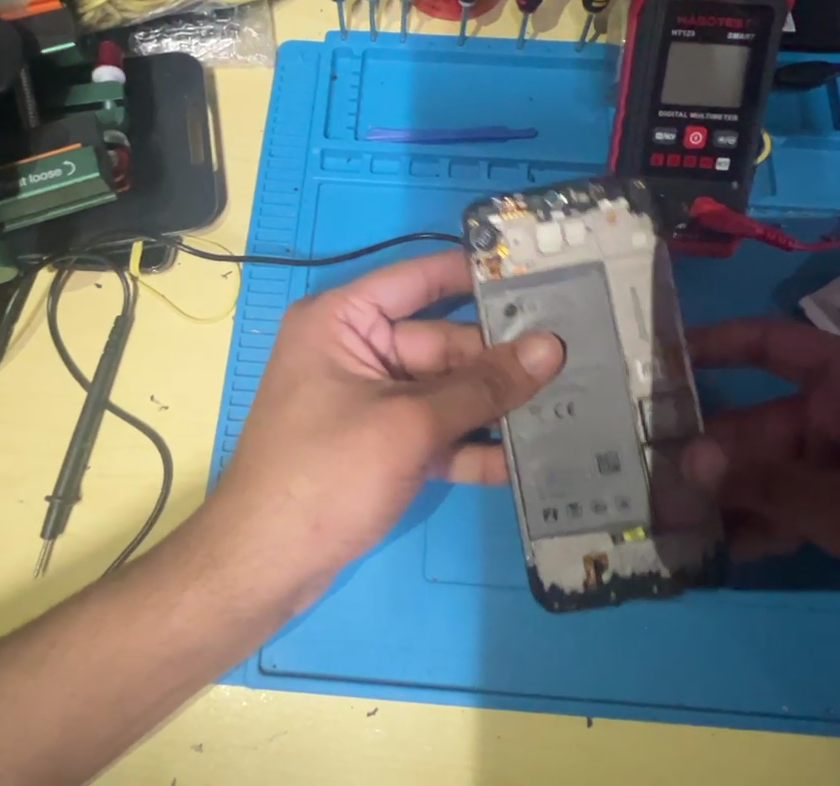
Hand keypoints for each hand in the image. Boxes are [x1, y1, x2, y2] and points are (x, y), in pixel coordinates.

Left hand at [211, 252, 563, 604]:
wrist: (264, 566)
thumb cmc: (326, 473)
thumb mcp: (409, 424)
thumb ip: (482, 387)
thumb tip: (550, 349)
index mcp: (342, 320)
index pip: (418, 280)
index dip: (473, 276)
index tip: (534, 273)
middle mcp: (356, 351)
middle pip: (441, 344)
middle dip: (499, 360)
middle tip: (575, 356)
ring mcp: (370, 402)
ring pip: (445, 392)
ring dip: (495, 406)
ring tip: (569, 402)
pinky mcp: (381, 446)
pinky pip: (436, 433)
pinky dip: (472, 446)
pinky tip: (530, 458)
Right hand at [679, 320, 839, 644]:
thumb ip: (767, 483)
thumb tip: (683, 459)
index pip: (776, 346)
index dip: (715, 345)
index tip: (655, 358)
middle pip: (761, 421)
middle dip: (709, 453)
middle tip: (646, 478)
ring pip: (773, 468)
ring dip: (728, 495)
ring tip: (669, 520)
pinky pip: (796, 503)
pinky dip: (763, 522)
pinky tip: (719, 549)